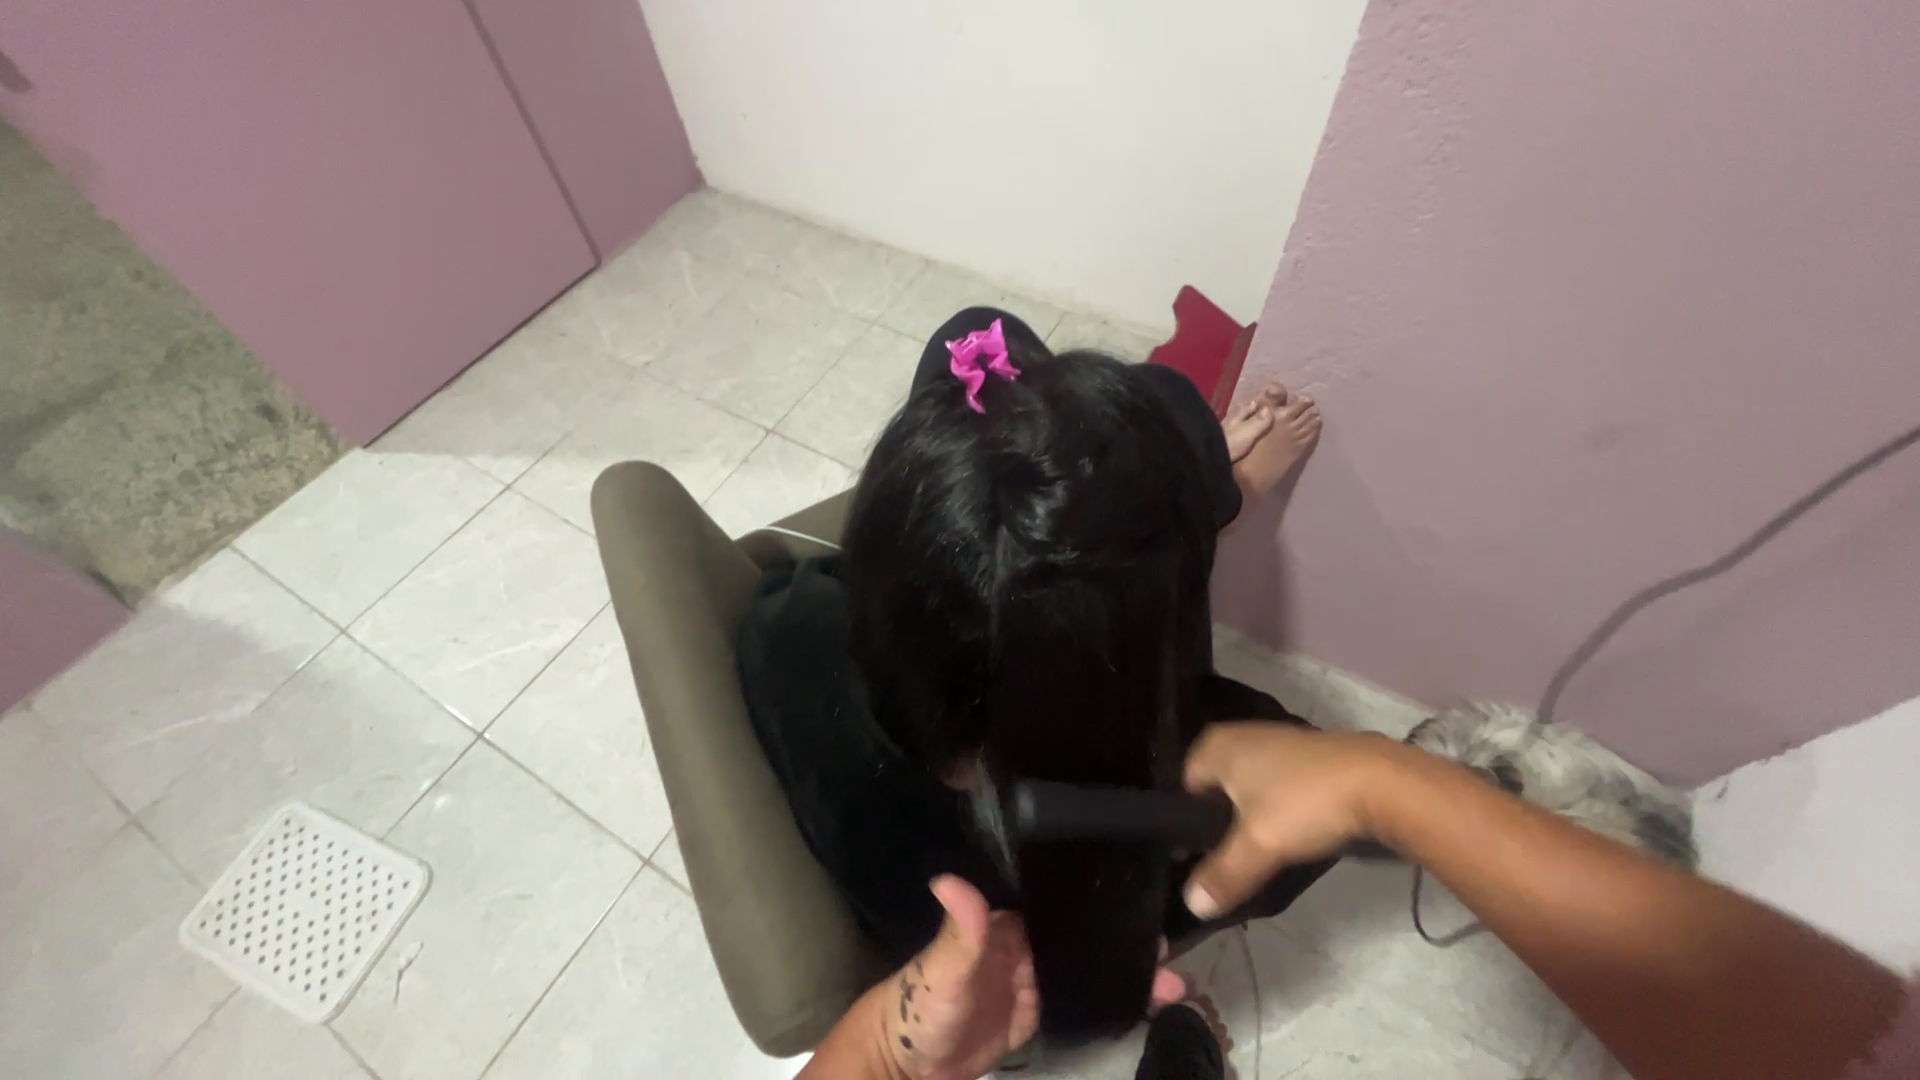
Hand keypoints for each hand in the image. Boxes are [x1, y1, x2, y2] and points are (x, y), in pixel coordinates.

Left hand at [878, 877, 1189, 1079]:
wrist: (909, 1062)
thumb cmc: (923, 1003)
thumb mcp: (944, 967)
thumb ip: (959, 930)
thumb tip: (949, 878)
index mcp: (1007, 921)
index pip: (1057, 900)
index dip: (1094, 897)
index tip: (1138, 892)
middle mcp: (1024, 943)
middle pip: (1080, 933)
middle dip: (1121, 935)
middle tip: (1169, 940)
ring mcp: (1032, 979)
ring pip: (1086, 967)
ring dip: (1123, 970)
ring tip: (1173, 976)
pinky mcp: (1035, 1013)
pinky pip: (1079, 1003)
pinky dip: (1110, 1002)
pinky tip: (1142, 1004)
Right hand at [1181, 724, 1402, 917]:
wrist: (1381, 781)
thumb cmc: (1304, 802)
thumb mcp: (1259, 845)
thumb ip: (1223, 875)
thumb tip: (1191, 905)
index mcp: (1214, 746)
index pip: (1183, 790)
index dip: (1190, 826)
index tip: (1206, 858)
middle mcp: (1237, 735)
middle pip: (1216, 789)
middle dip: (1224, 823)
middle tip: (1238, 858)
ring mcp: (1273, 739)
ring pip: (1249, 787)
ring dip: (1254, 816)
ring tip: (1268, 849)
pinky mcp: (1305, 752)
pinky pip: (1277, 784)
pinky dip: (1281, 806)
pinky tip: (1297, 830)